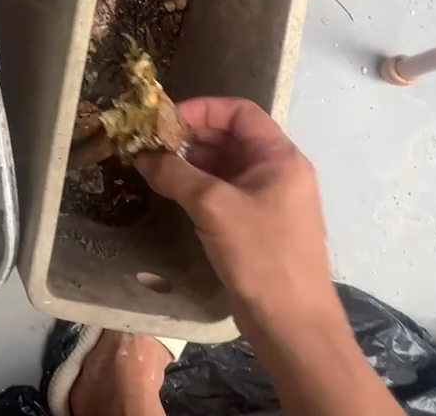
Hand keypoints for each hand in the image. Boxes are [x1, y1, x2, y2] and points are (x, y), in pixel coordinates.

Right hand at [135, 97, 338, 332]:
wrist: (294, 327)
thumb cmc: (262, 256)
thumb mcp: (213, 206)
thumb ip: (174, 173)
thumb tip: (141, 154)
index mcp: (279, 157)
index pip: (239, 111)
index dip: (202, 108)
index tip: (167, 120)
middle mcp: (277, 172)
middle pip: (229, 136)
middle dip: (190, 136)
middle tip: (152, 143)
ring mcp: (268, 199)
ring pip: (224, 164)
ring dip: (190, 161)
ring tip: (154, 165)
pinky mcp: (256, 224)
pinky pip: (224, 190)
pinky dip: (197, 184)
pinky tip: (171, 191)